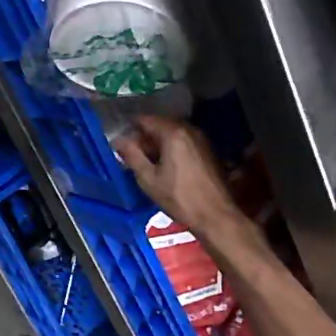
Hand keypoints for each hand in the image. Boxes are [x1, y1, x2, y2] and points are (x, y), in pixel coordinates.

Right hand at [112, 115, 247, 238]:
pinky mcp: (208, 150)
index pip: (144, 119)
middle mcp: (189, 129)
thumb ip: (132, 155)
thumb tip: (119, 140)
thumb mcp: (149, 178)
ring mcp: (201, 139)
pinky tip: (166, 168)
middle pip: (159, 124)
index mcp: (173, 133)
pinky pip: (183, 142)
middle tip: (133, 157)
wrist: (216, 216)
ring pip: (172, 133)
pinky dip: (171, 149)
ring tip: (148, 164)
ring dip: (158, 144)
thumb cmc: (179, 197)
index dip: (130, 131)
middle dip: (145, 138)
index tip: (122, 146)